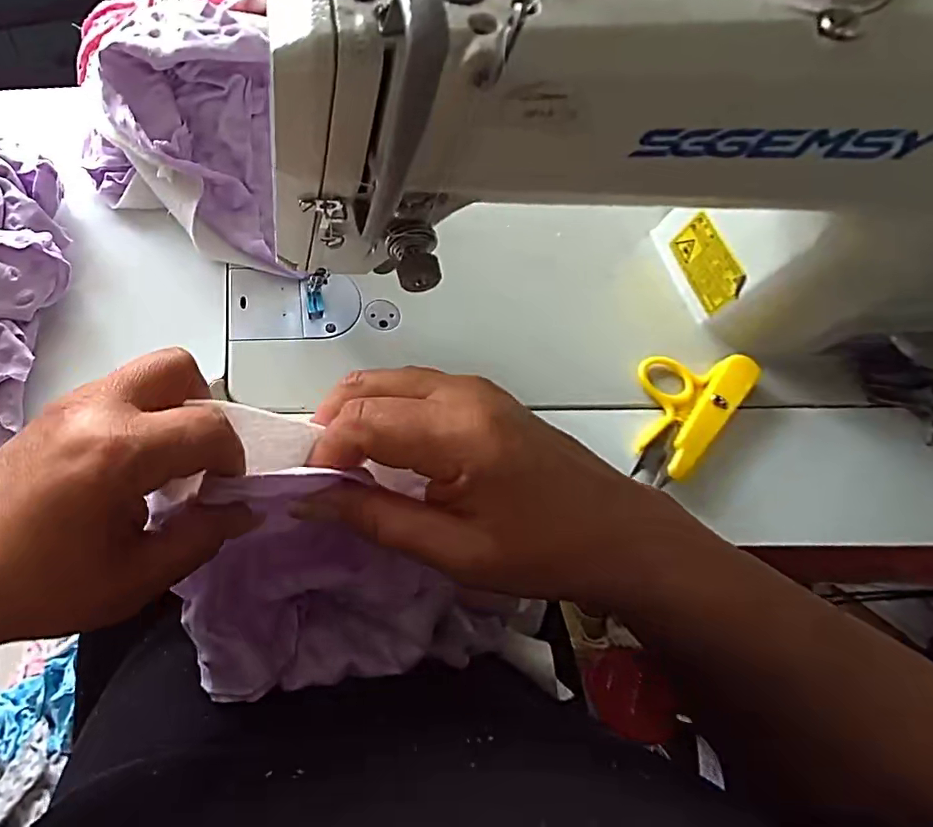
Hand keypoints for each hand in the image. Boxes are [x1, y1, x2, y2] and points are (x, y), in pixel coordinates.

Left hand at [0, 348, 257, 652]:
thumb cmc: (38, 586)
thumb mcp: (131, 579)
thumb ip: (197, 539)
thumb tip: (239, 513)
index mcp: (118, 448)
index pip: (206, 426)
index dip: (231, 459)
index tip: (225, 493)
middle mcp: (97, 406)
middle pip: (177, 367)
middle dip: (204, 408)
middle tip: (195, 463)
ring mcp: (71, 401)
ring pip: (145, 373)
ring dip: (170, 410)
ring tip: (158, 471)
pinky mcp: (53, 409)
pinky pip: (116, 391)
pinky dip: (140, 415)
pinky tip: (121, 471)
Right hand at [294, 367, 705, 609]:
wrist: (622, 535)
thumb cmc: (543, 551)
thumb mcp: (455, 552)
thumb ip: (376, 520)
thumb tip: (311, 499)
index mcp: (457, 431)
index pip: (362, 419)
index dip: (326, 451)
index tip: (314, 488)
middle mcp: (459, 392)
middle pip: (366, 386)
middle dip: (331, 424)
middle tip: (324, 473)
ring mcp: (471, 386)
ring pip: (385, 380)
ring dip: (354, 413)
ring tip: (347, 462)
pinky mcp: (477, 392)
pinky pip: (409, 386)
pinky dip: (381, 408)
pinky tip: (384, 447)